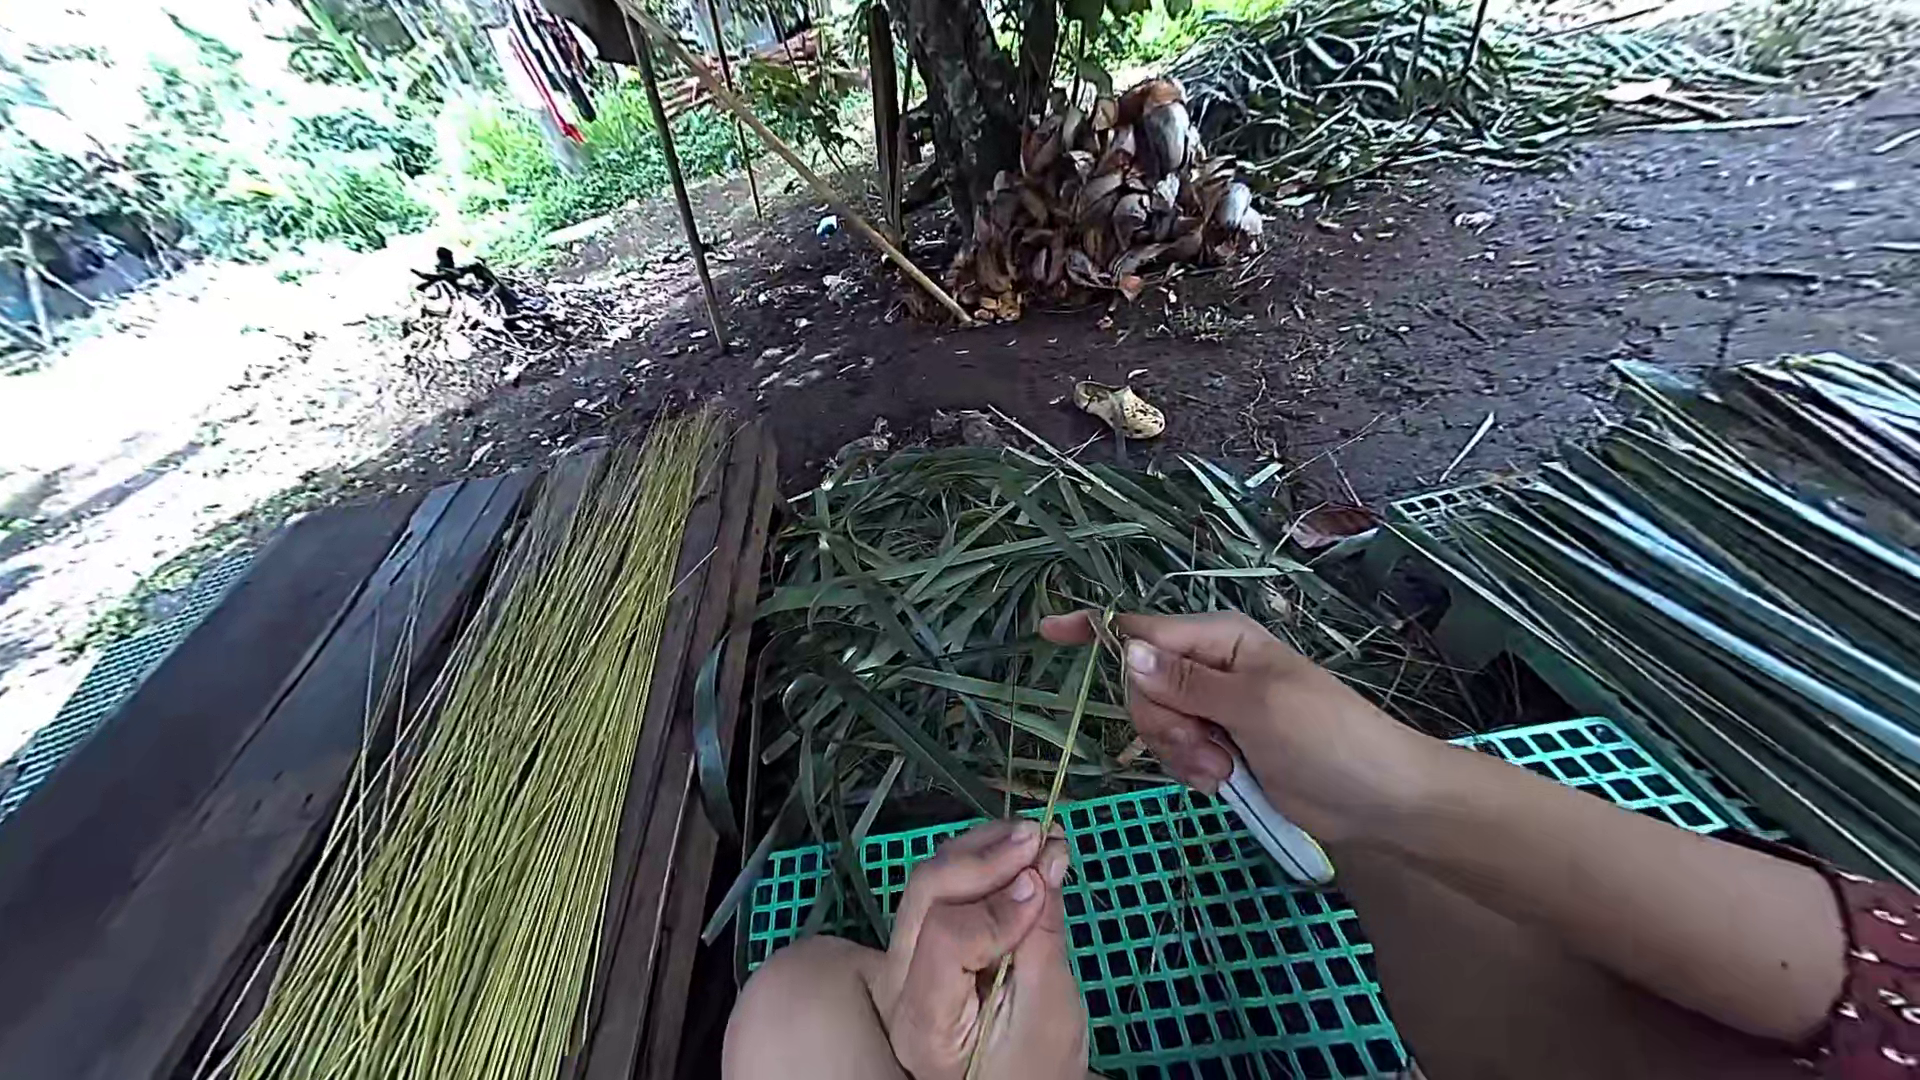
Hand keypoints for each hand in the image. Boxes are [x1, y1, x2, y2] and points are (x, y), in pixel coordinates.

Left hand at [870, 819, 1086, 1079]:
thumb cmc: (1039, 1066)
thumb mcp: (1050, 1007)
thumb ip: (1044, 929)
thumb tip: (1049, 856)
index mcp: (923, 1020)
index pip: (945, 938)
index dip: (997, 905)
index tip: (1043, 881)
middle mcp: (898, 980)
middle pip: (927, 892)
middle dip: (985, 856)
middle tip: (1037, 836)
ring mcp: (903, 954)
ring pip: (932, 876)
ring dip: (984, 846)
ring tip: (1033, 834)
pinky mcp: (922, 936)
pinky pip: (944, 883)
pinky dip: (982, 858)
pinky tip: (1015, 849)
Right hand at [1040, 610, 1432, 842]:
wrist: (1381, 803)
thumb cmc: (1329, 739)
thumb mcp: (1256, 705)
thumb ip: (1187, 681)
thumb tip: (1128, 651)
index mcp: (1217, 638)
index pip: (1141, 628)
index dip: (1094, 630)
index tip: (1049, 631)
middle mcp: (1205, 665)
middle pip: (1139, 683)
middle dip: (1161, 721)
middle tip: (1204, 747)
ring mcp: (1207, 705)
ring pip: (1151, 720)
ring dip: (1178, 750)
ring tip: (1221, 769)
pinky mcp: (1212, 741)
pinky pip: (1171, 748)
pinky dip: (1188, 768)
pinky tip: (1222, 779)